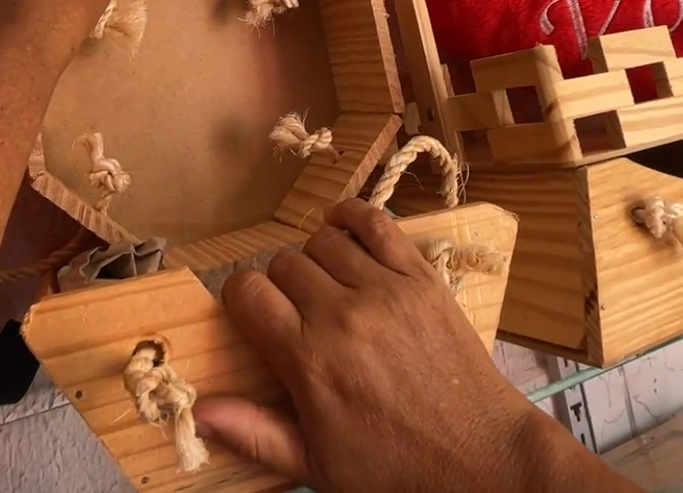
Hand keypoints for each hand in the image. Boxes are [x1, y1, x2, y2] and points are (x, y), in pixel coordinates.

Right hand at [193, 199, 606, 492]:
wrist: (483, 461)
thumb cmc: (395, 470)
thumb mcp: (317, 465)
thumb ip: (255, 432)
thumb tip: (200, 409)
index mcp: (309, 360)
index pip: (247, 292)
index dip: (241, 298)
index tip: (254, 313)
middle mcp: (341, 314)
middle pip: (283, 263)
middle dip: (281, 284)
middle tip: (298, 312)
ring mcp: (384, 289)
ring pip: (323, 239)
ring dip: (317, 258)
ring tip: (328, 285)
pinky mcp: (420, 275)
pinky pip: (375, 221)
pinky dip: (352, 216)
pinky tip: (343, 229)